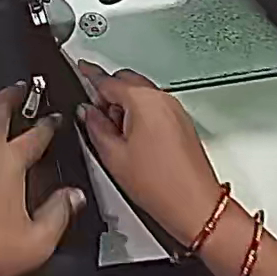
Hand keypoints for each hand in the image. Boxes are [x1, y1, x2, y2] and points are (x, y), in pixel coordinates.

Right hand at [75, 61, 225, 241]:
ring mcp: (175, 110)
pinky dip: (140, 115)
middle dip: (108, 94)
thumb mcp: (112, 154)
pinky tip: (133, 142)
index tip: (81, 67)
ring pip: (141, 94)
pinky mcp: (181, 123)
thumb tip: (87, 112)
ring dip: (124, 105)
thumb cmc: (161, 185)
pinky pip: (154, 107)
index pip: (108, 80)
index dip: (89, 74)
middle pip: (126, 81)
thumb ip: (94, 125)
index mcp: (143, 101)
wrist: (195, 207)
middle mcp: (162, 100)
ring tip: (116, 137)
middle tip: (94, 115)